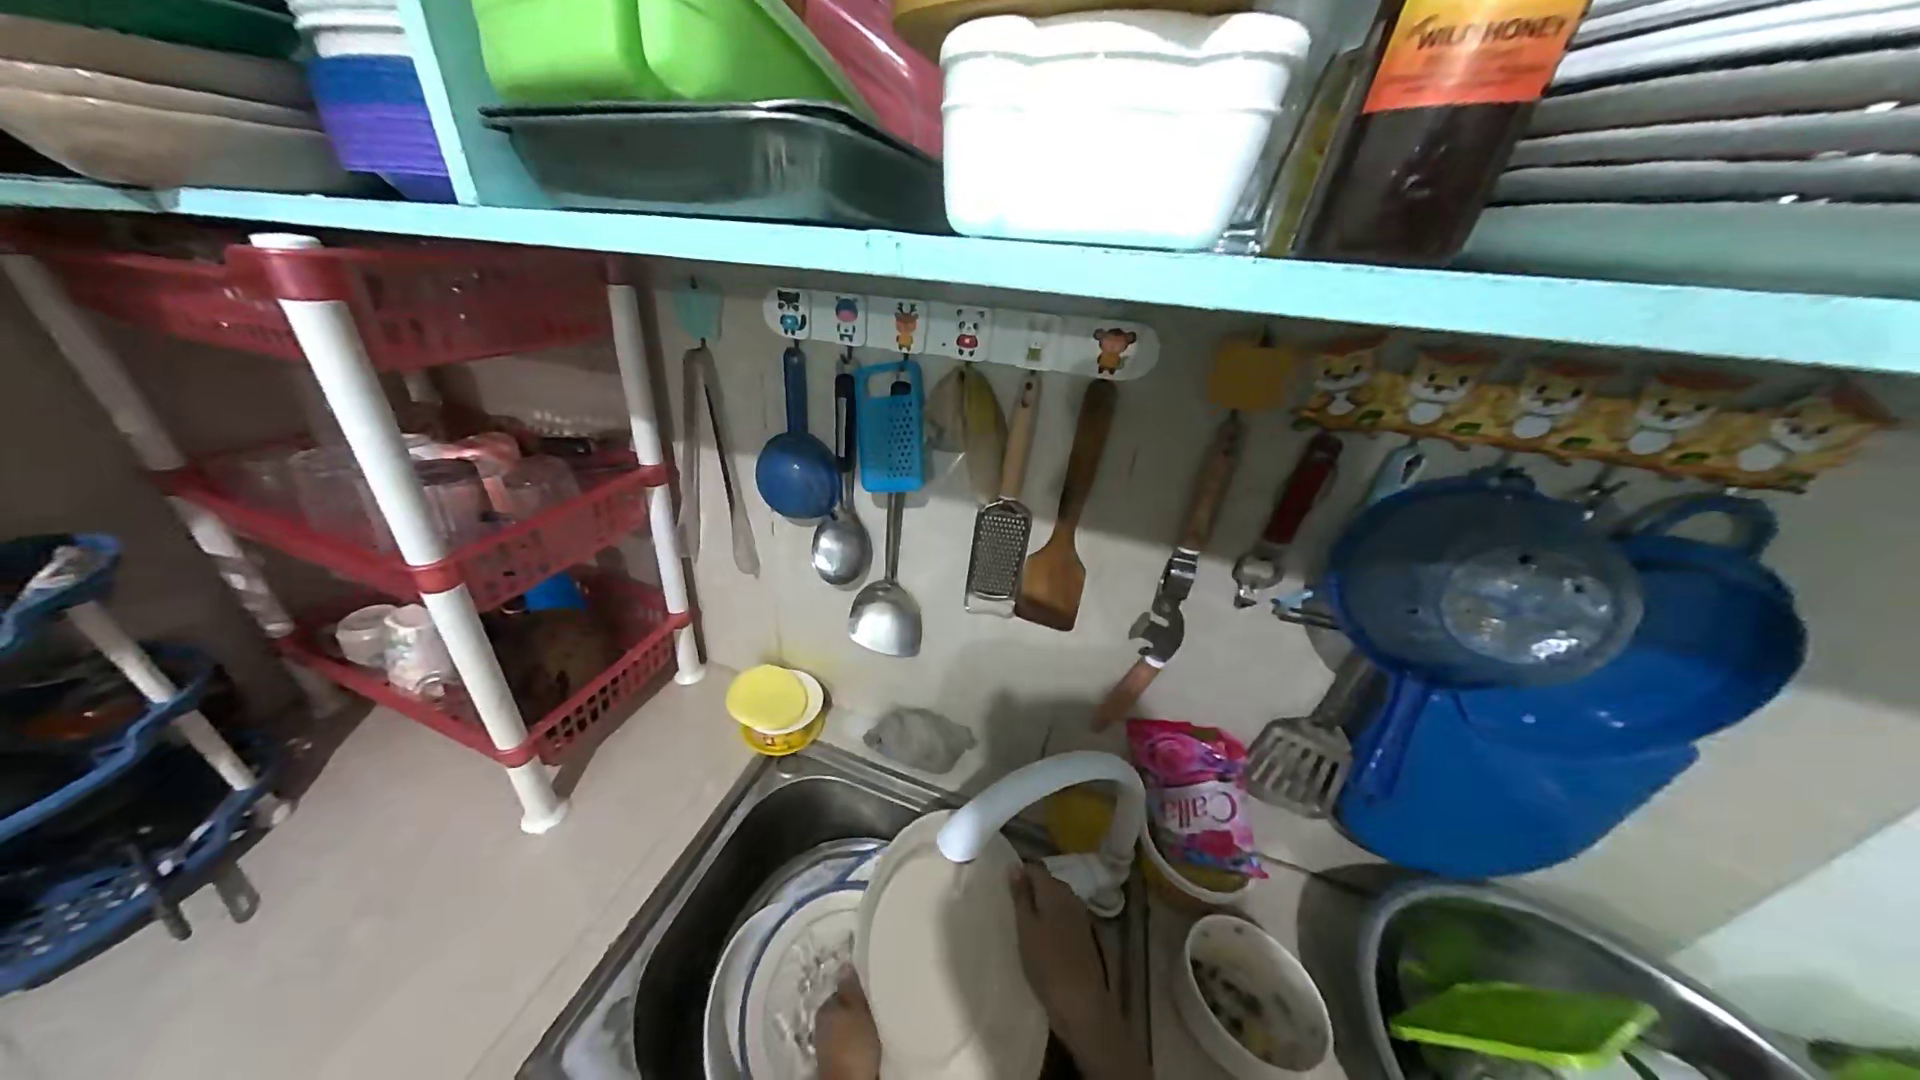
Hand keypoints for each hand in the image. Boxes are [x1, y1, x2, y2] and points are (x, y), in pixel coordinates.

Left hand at [815, 969, 880, 1079]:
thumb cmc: (853, 1043)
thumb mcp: (855, 1008)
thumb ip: (850, 986)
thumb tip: (845, 963)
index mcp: (824, 1008)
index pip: (844, 990)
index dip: (861, 988)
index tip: (877, 989)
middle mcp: (824, 1025)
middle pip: (847, 1009)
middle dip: (862, 1008)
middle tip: (882, 1006)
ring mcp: (830, 1045)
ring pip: (851, 1027)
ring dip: (864, 1026)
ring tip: (882, 1023)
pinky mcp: (840, 1062)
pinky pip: (854, 1043)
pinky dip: (864, 1042)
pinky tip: (876, 1041)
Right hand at [1009, 864, 1118, 1057]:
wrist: (1081, 1003)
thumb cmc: (1046, 962)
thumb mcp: (1025, 927)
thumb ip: (1020, 895)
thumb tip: (1015, 865)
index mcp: (1055, 890)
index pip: (1035, 868)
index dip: (1019, 874)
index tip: (1005, 889)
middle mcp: (1072, 896)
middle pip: (1049, 882)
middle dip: (1032, 890)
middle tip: (1012, 908)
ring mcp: (1083, 916)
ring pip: (1058, 900)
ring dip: (1044, 906)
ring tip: (1026, 923)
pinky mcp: (1088, 935)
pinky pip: (1067, 917)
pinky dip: (1055, 921)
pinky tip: (1046, 938)